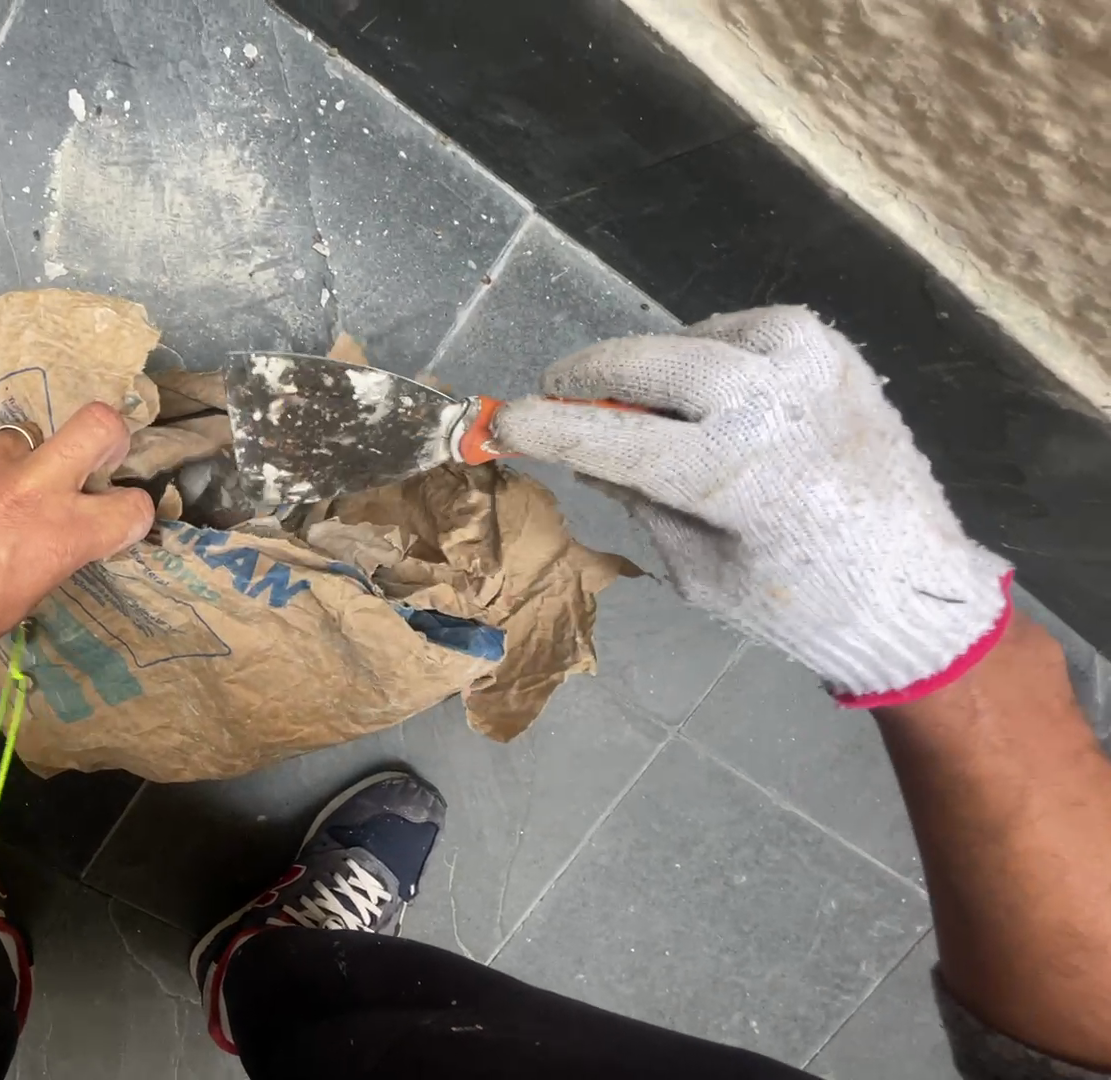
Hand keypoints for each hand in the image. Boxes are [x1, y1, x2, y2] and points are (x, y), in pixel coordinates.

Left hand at [0, 403, 154, 694]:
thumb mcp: (17, 602)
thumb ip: (52, 552)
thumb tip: (65, 529)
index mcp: (56, 537)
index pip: (133, 507)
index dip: (131, 516)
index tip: (116, 521)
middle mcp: (27, 487)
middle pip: (99, 423)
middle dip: (108, 440)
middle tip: (91, 462)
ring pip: (24, 438)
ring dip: (20, 463)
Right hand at [494, 306, 1010, 704]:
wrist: (913, 592)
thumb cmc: (791, 601)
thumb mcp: (692, 567)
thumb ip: (638, 500)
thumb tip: (586, 454)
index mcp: (742, 483)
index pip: (616, 441)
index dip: (548, 428)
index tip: (500, 422)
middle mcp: (781, 413)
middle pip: (659, 363)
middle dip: (591, 373)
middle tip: (555, 389)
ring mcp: (819, 374)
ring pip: (703, 336)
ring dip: (649, 360)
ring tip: (629, 393)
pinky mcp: (840, 360)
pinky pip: (751, 329)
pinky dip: (705, 345)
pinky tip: (694, 378)